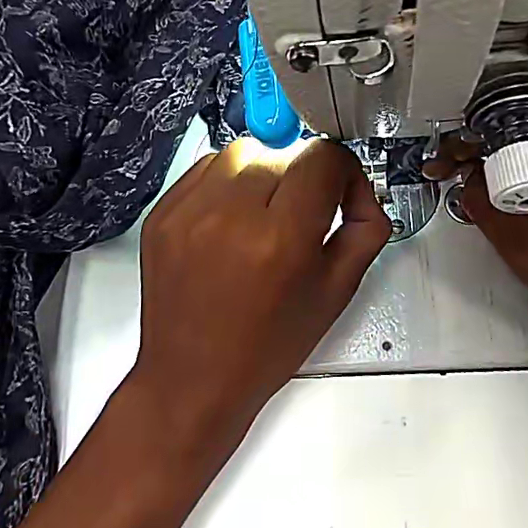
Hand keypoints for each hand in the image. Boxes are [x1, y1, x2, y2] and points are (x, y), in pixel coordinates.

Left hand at [133, 138, 391, 445]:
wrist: (193, 378)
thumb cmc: (262, 346)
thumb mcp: (335, 293)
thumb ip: (364, 230)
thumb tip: (361, 192)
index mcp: (280, 240)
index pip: (323, 157)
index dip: (342, 170)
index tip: (340, 190)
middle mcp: (229, 218)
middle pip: (285, 150)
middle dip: (304, 175)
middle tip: (304, 213)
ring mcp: (189, 213)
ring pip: (243, 150)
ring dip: (264, 170)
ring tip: (264, 214)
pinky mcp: (162, 213)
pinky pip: (206, 167)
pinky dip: (227, 182)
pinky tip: (233, 220)